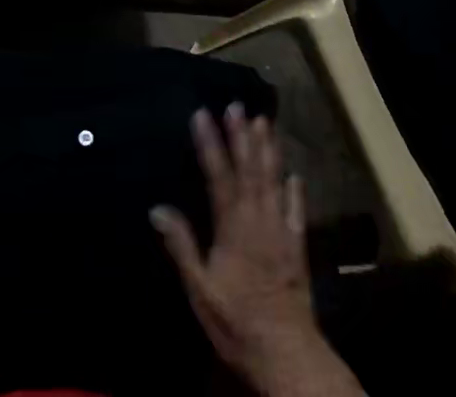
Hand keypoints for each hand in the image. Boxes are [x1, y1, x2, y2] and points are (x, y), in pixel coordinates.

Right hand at [152, 106, 362, 396]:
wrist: (284, 350)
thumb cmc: (235, 320)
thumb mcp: (199, 288)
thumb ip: (181, 245)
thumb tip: (157, 208)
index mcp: (232, 227)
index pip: (219, 176)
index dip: (210, 144)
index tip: (202, 114)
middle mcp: (258, 220)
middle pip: (250, 170)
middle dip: (241, 135)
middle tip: (237, 105)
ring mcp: (281, 230)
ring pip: (274, 181)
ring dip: (268, 150)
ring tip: (263, 121)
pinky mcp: (297, 245)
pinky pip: (296, 210)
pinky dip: (295, 189)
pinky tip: (294, 174)